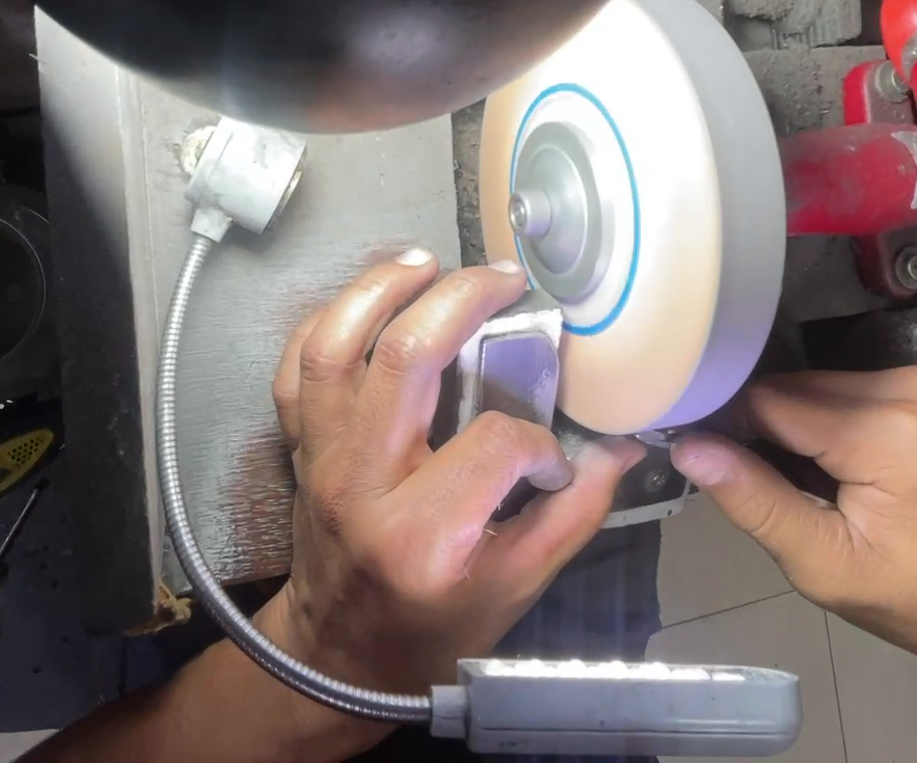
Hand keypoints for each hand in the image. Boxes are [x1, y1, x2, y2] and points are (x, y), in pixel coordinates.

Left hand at [261, 251, 644, 711]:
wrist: (340, 655)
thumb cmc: (434, 628)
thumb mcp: (516, 590)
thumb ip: (573, 514)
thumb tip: (620, 446)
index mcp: (424, 534)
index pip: (493, 443)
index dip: (539, 440)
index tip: (553, 452)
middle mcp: (362, 484)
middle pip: (406, 360)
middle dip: (462, 301)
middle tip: (503, 278)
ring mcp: (320, 458)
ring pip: (333, 347)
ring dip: (379, 289)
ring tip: (426, 261)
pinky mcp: (298, 445)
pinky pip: (296, 367)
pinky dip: (328, 320)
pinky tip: (369, 299)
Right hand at [670, 369, 916, 718]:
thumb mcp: (825, 568)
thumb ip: (754, 501)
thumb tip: (686, 447)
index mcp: (889, 432)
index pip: (763, 401)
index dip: (731, 434)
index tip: (725, 475)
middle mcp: (909, 388)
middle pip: (787, 389)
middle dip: (763, 433)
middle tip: (772, 490)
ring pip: (807, 386)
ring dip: (790, 428)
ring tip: (807, 484)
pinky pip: (838, 389)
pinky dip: (820, 423)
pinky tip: (834, 467)